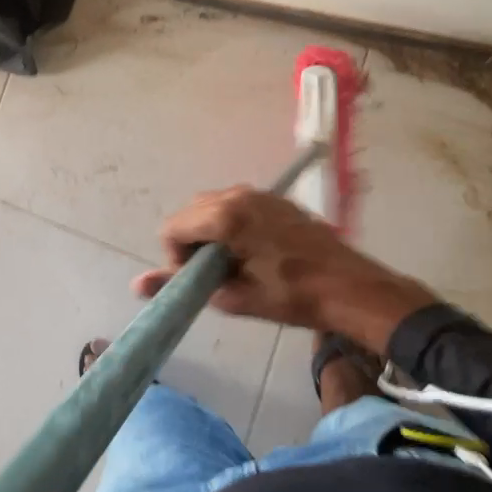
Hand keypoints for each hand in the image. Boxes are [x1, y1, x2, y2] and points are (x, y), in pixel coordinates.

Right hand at [131, 186, 436, 352]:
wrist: (355, 290)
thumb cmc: (294, 297)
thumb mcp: (235, 297)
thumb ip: (181, 285)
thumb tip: (136, 285)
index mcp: (224, 217)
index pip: (173, 229)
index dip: (176, 258)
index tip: (199, 281)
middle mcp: (236, 196)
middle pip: (190, 214)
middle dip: (192, 243)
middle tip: (213, 274)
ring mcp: (258, 194)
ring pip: (212, 207)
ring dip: (211, 232)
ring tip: (233, 263)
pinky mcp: (276, 199)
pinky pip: (236, 205)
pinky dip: (231, 224)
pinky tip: (254, 251)